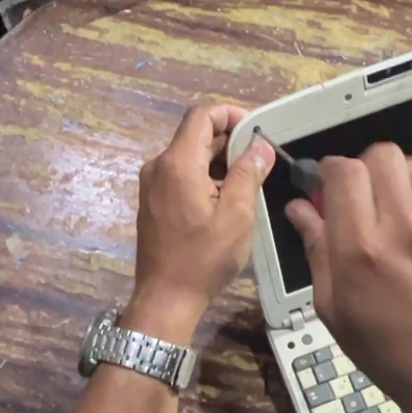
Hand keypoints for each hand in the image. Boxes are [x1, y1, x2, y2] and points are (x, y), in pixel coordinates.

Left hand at [127, 104, 274, 344]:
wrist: (166, 298)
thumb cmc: (203, 260)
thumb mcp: (237, 216)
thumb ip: (248, 174)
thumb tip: (260, 147)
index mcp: (178, 163)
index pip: (202, 115)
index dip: (231, 114)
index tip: (255, 131)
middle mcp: (158, 167)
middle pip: (195, 135)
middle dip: (228, 140)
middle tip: (258, 160)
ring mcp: (151, 185)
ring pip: (188, 156)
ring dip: (217, 161)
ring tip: (245, 183)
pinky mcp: (152, 203)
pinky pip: (180, 176)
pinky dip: (203, 177)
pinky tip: (223, 201)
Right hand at [284, 143, 411, 412]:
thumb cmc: (385, 348)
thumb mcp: (332, 308)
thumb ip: (316, 250)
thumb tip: (300, 210)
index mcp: (360, 249)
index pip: (343, 171)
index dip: (327, 171)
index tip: (323, 187)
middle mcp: (402, 226)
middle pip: (379, 155)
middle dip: (360, 169)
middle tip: (354, 198)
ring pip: (411, 166)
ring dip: (391, 180)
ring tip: (385, 212)